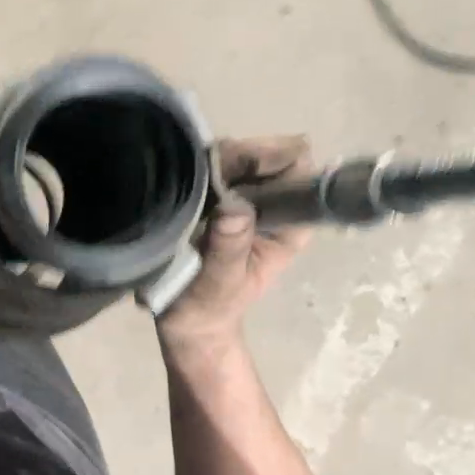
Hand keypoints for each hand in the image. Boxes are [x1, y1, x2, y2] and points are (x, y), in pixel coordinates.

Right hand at [157, 136, 314, 355]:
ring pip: (236, 157)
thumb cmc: (208, 306)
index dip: (271, 157)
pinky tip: (178, 180)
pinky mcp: (214, 199)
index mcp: (289, 223)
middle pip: (265, 154)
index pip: (297, 168)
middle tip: (202, 173)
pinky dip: (195, 168)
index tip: (236, 166)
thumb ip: (228, 248)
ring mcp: (242, 200)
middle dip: (236, 156)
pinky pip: (210, 169)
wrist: (186, 320)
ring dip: (211, 161)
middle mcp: (271, 205)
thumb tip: (234, 209)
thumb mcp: (219, 283)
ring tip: (185, 180)